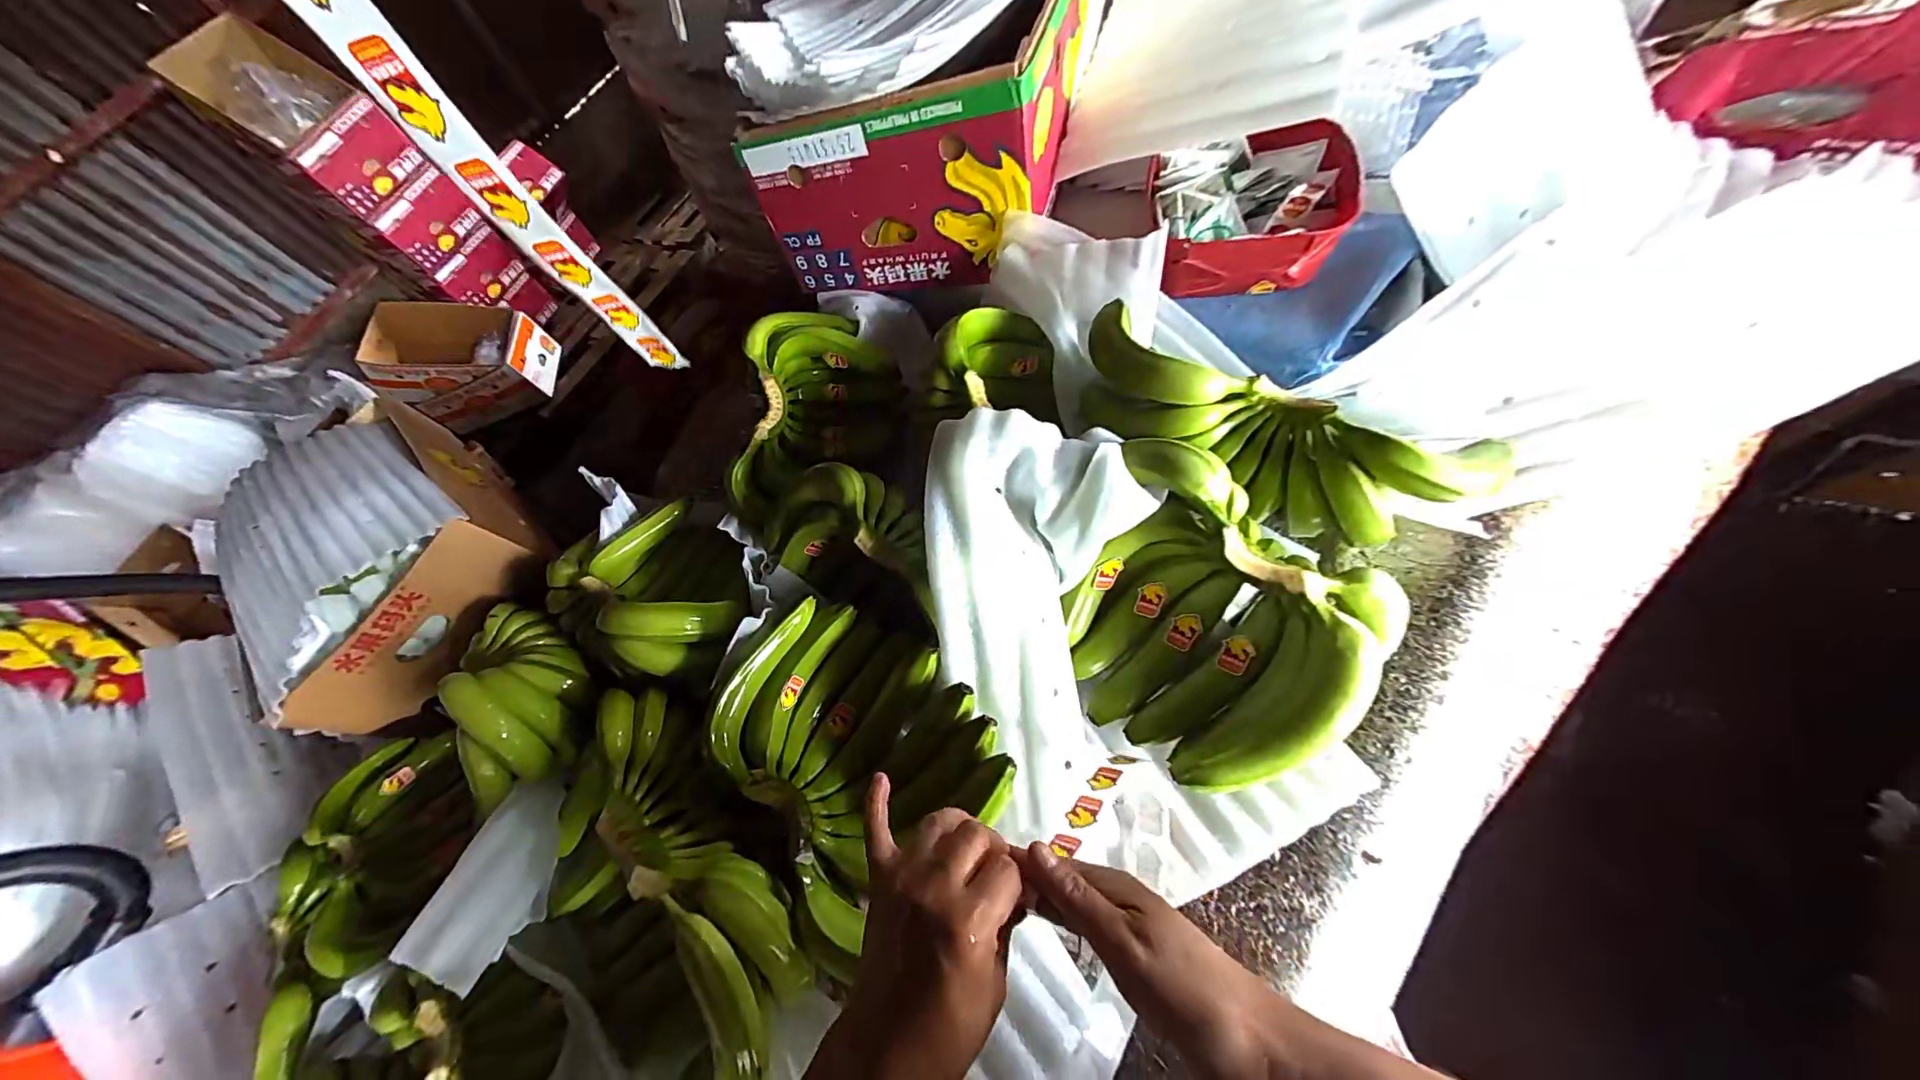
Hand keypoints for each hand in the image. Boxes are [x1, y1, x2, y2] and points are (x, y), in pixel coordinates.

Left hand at [805, 774, 1025, 1079]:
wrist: (886, 1048)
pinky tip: (882, 778)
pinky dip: (877, 804)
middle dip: (995, 850)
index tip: (1020, 893)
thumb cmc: (949, 1028)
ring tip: (968, 848)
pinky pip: (876, 831)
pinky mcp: (878, 881)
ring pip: (939, 822)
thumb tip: (1014, 889)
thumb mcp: (995, 982)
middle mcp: (934, 887)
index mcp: (968, 919)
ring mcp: (902, 879)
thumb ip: (1004, 925)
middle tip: (995, 874)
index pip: (1008, 868)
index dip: (1020, 879)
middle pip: (977, 835)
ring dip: (960, 829)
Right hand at [1012, 842, 1440, 1079]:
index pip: (1058, 863)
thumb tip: (1037, 848)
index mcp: (1117, 886)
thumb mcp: (1123, 942)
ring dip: (1044, 897)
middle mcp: (1121, 896)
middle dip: (1029, 876)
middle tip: (983, 885)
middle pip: (1066, 878)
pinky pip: (1088, 922)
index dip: (1023, 861)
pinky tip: (1051, 925)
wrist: (1249, 1041)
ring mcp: (1130, 924)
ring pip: (1075, 899)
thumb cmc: (1183, 987)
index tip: (981, 863)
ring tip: (1005, 900)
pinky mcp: (1135, 950)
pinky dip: (1063, 918)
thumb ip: (1079, 899)